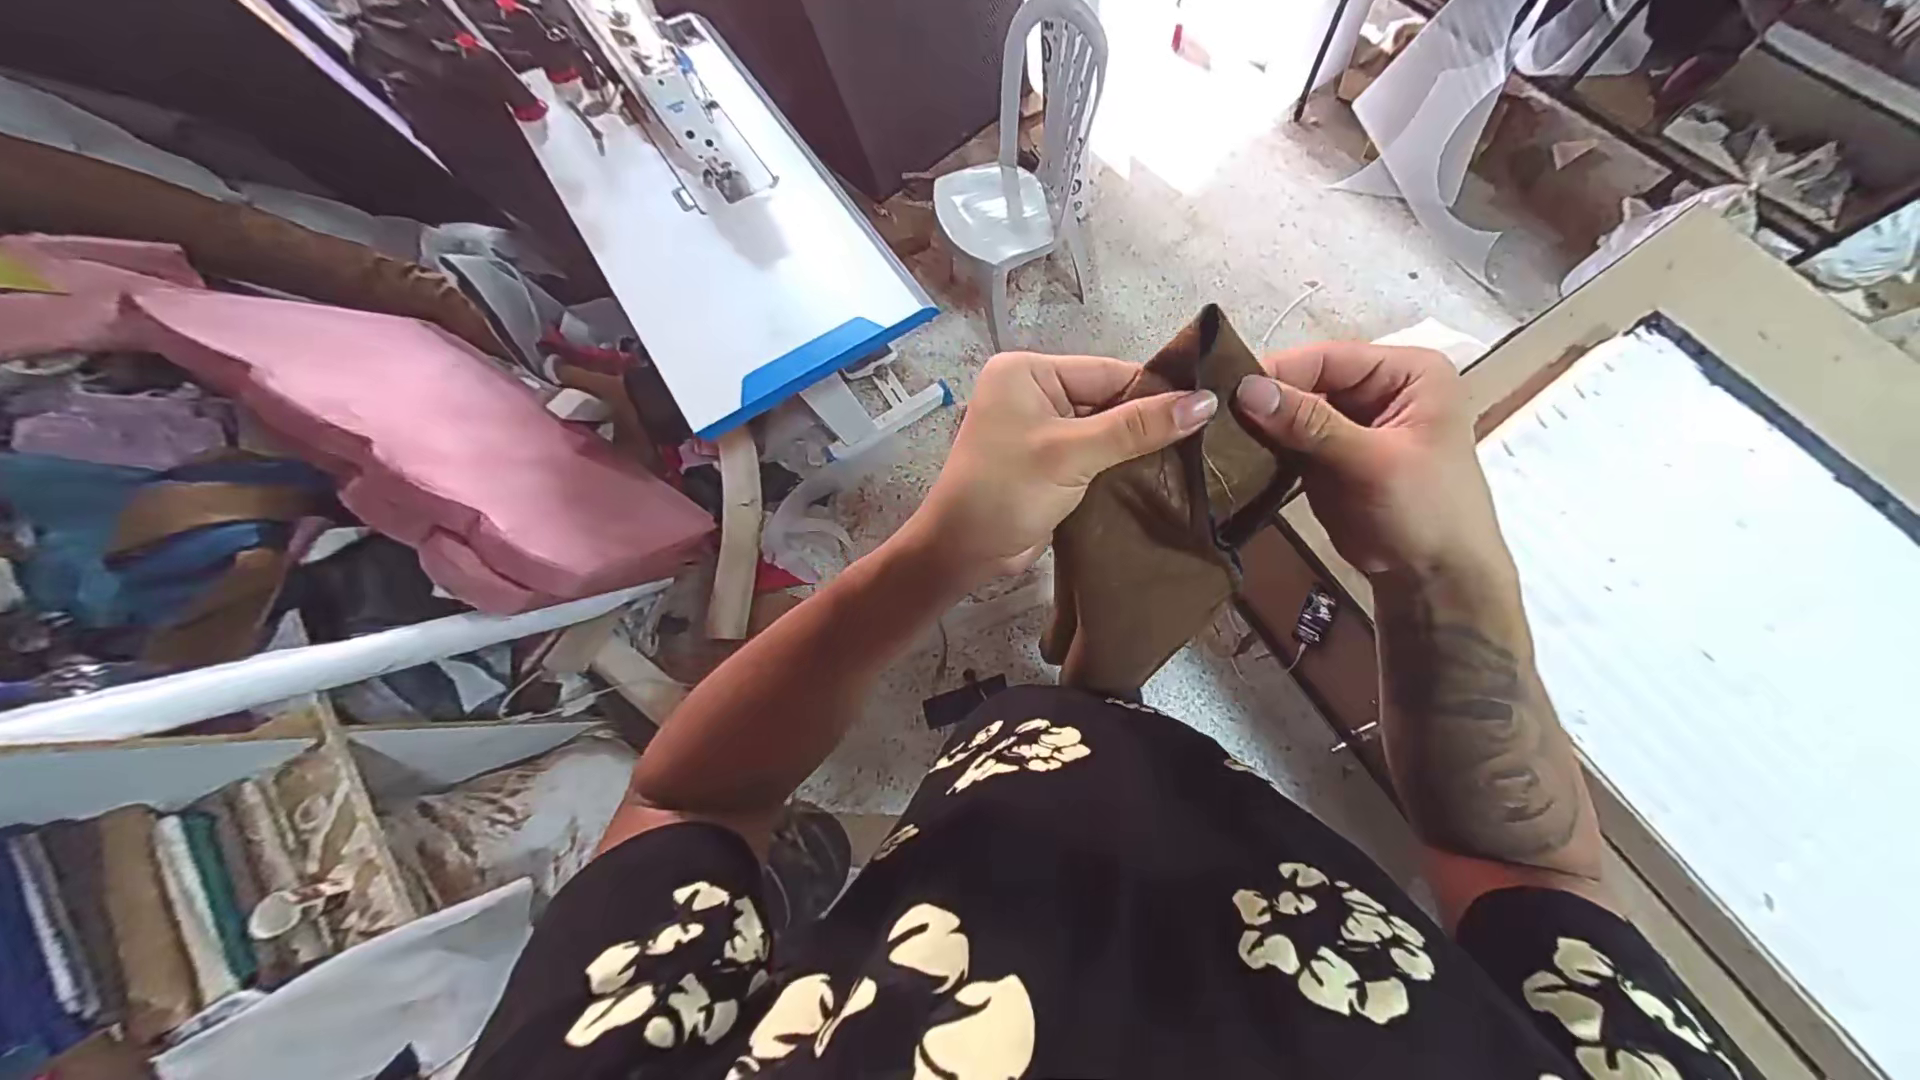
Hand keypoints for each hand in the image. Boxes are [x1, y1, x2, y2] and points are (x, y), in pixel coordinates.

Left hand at [902, 351, 1217, 584]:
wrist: (963, 552)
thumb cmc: (1005, 491)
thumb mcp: (1071, 453)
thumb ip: (1136, 427)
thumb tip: (1205, 402)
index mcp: (1028, 373)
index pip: (1108, 372)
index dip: (1156, 391)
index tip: (1208, 409)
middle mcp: (1034, 394)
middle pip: (1109, 401)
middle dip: (1149, 422)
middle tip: (1208, 440)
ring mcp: (1042, 431)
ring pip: (1106, 431)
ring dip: (1138, 448)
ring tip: (1195, 460)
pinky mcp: (1050, 464)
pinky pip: (1095, 456)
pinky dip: (1121, 467)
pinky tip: (1160, 477)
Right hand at [1231, 342, 1510, 582]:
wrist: (1430, 576)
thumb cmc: (1422, 511)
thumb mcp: (1370, 462)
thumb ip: (1310, 423)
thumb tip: (1246, 389)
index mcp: (1406, 372)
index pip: (1329, 358)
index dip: (1277, 371)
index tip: (1224, 389)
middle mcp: (1377, 388)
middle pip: (1306, 380)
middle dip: (1262, 398)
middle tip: (1210, 413)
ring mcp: (1349, 421)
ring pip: (1290, 409)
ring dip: (1257, 422)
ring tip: (1213, 431)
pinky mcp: (1325, 452)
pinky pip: (1286, 438)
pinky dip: (1262, 444)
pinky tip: (1232, 450)